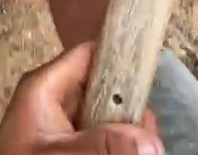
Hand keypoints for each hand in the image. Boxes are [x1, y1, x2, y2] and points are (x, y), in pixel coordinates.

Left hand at [0, 43, 163, 154]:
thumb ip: (102, 146)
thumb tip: (151, 142)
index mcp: (45, 86)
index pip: (89, 54)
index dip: (119, 57)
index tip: (152, 74)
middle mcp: (56, 100)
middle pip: (105, 89)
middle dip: (130, 111)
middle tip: (149, 136)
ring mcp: (64, 126)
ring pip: (109, 119)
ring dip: (128, 136)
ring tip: (145, 149)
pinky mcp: (70, 146)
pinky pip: (103, 140)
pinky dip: (117, 147)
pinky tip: (130, 154)